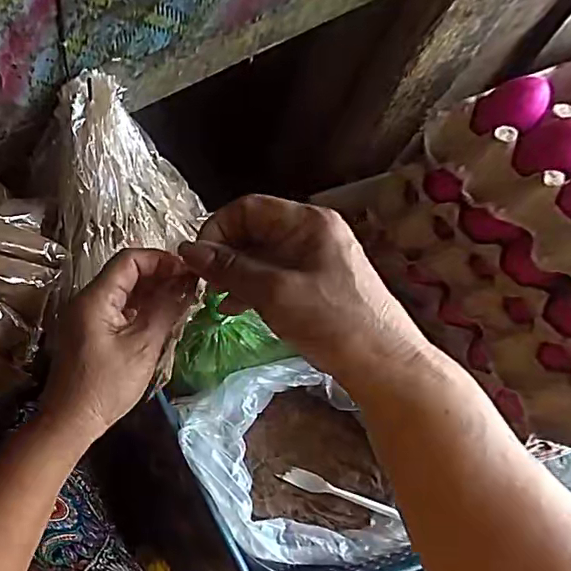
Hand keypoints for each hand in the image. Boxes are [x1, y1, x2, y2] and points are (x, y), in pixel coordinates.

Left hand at [40, 248, 197, 437]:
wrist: (70, 420)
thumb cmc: (106, 386)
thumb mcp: (143, 347)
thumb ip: (165, 309)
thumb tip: (186, 284)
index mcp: (94, 298)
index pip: (129, 259)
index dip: (161, 260)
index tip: (188, 272)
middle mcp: (85, 301)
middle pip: (125, 273)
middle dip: (159, 276)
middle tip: (191, 288)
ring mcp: (84, 317)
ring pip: (122, 292)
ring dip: (151, 293)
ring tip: (182, 303)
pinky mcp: (87, 332)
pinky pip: (116, 310)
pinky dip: (139, 310)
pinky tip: (162, 319)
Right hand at [178, 196, 433, 390]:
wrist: (382, 361)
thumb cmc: (331, 321)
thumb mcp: (273, 292)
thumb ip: (229, 268)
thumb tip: (188, 251)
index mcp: (307, 223)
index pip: (247, 208)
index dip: (217, 230)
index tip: (199, 262)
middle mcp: (310, 233)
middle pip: (251, 230)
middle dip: (222, 255)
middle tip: (204, 285)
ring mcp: (313, 258)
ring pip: (258, 255)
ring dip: (232, 274)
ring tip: (216, 300)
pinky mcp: (312, 283)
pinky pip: (270, 275)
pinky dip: (249, 288)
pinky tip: (235, 308)